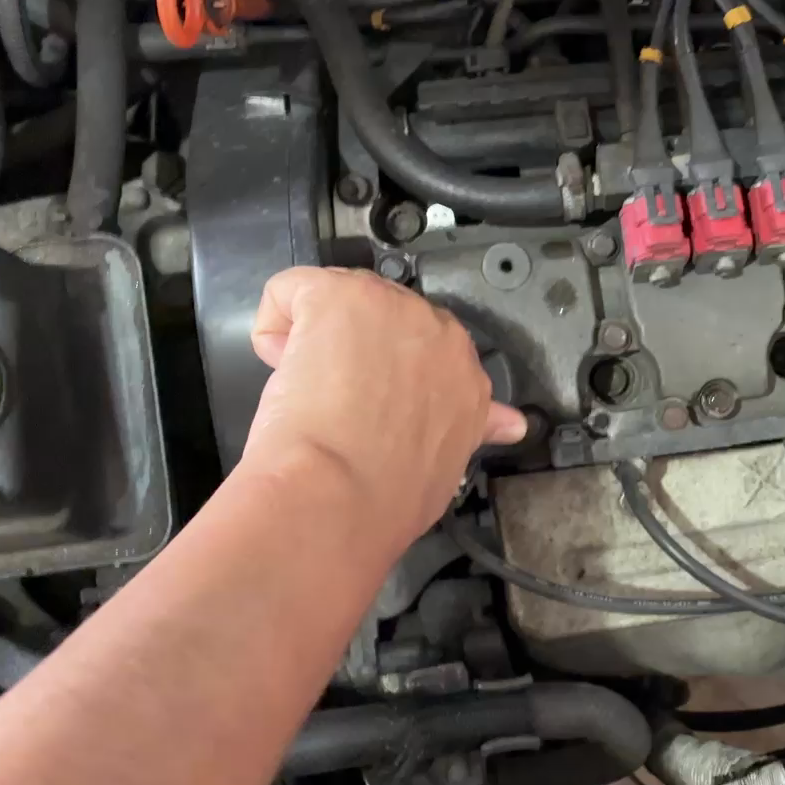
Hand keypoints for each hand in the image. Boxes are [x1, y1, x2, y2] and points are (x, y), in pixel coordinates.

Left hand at [238, 267, 526, 554]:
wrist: (342, 492)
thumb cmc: (391, 494)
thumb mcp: (452, 462)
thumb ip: (476, 430)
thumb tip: (512, 425)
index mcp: (469, 377)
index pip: (428, 353)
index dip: (393, 378)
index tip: (375, 410)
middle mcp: (441, 335)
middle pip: (388, 320)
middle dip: (360, 353)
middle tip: (343, 403)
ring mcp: (393, 310)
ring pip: (342, 303)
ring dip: (319, 342)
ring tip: (313, 392)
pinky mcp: (339, 296)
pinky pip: (291, 290)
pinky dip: (273, 327)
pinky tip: (280, 370)